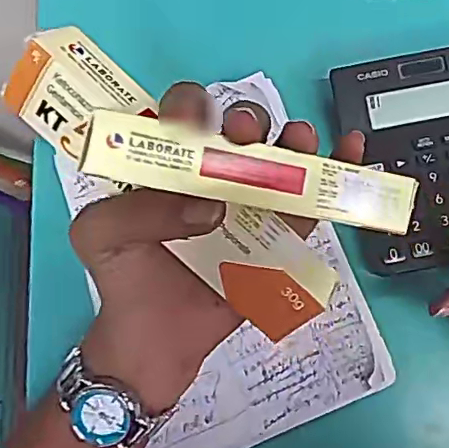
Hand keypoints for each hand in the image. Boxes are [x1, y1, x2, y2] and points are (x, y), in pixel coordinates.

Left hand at [69, 82, 363, 413]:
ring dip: (295, 142)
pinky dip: (334, 178)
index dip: (193, 108)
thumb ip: (134, 210)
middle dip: (249, 122)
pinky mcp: (278, 238)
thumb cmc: (124, 277)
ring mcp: (250, 206)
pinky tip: (349, 153)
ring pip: (280, 160)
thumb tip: (208, 205)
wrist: (155, 339)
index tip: (196, 127)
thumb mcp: (100, 236)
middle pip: (241, 130)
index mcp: (169, 164)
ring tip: (299, 143)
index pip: (185, 115)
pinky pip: (309, 206)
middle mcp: (214, 175)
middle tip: (245, 138)